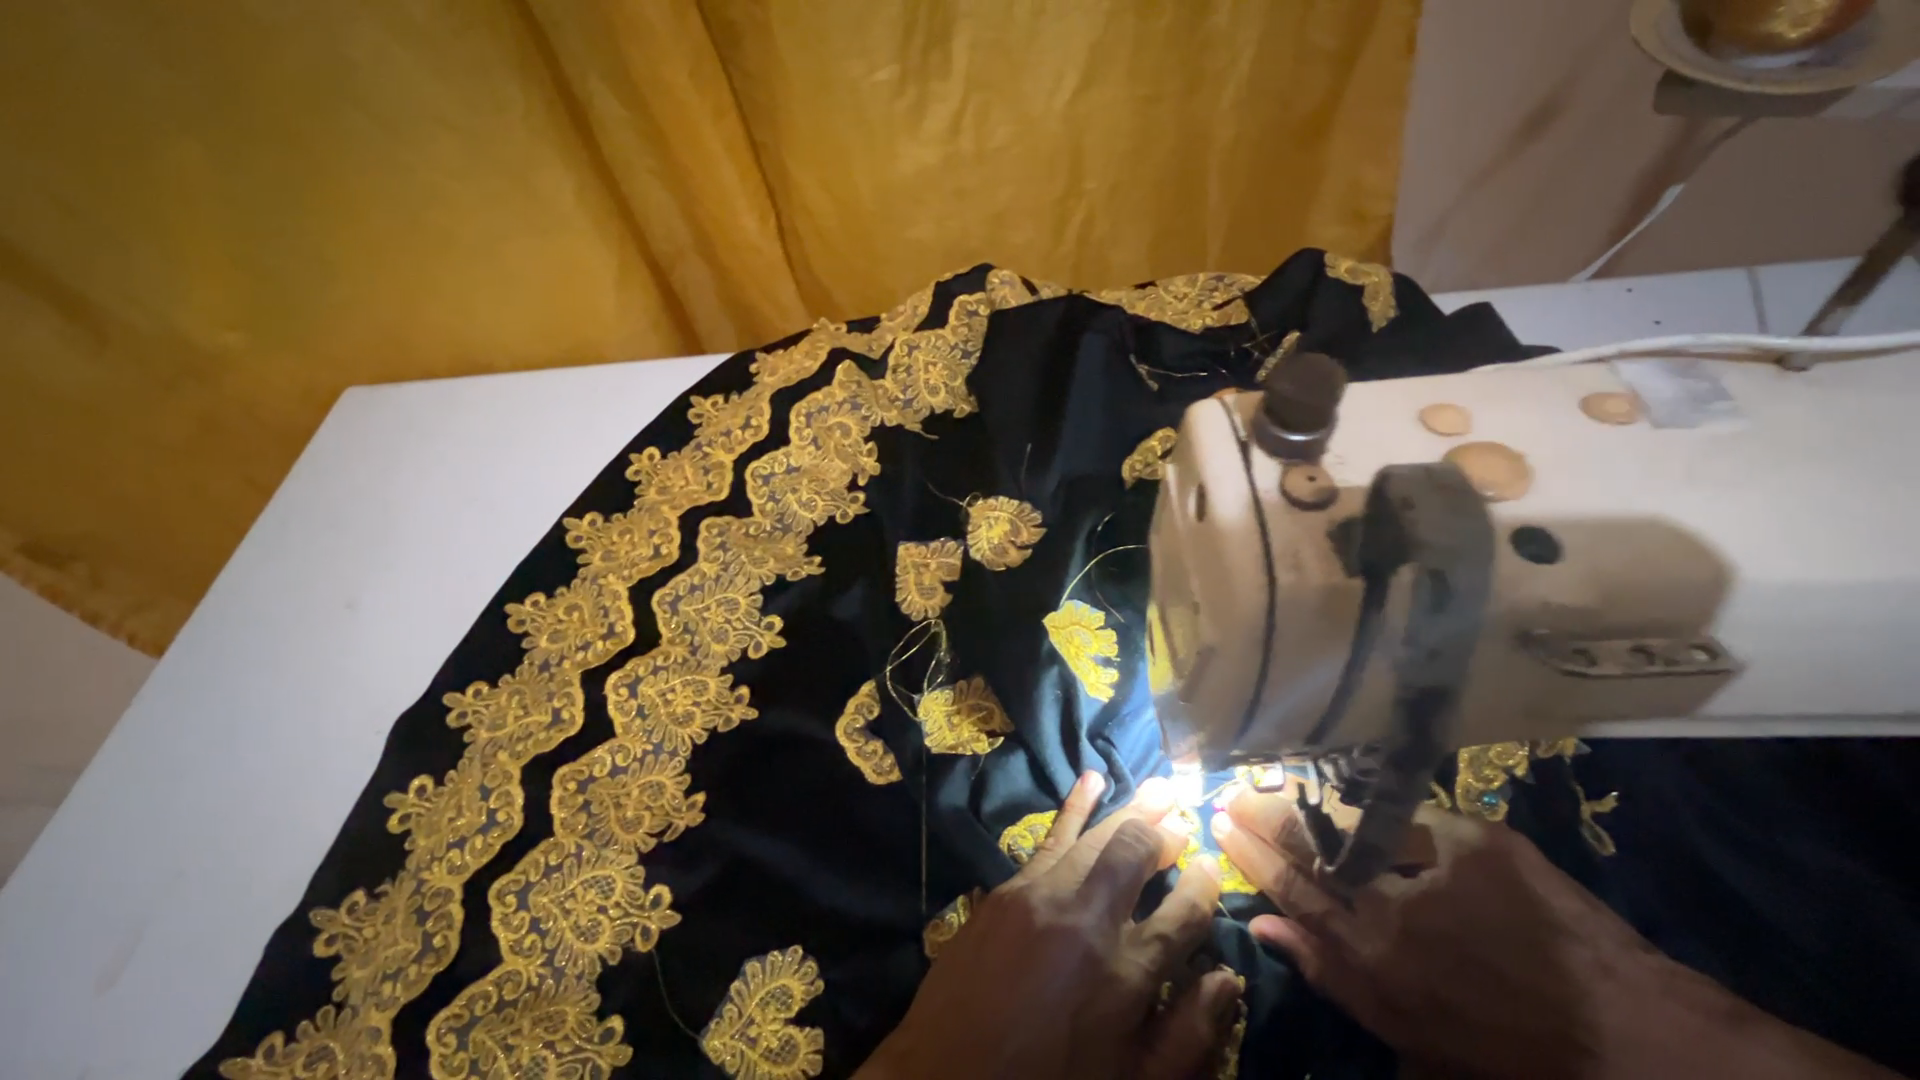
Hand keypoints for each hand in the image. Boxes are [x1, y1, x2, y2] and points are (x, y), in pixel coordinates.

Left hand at [859, 773, 1243, 1079]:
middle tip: (1183, 813)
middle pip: (1136, 853)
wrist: (947, 1078)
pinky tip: (1090, 781)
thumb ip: (1188, 1035)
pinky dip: (1074, 808)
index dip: (1206, 884)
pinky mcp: (1007, 891)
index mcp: (1127, 972)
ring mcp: (1042, 897)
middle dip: (1165, 832)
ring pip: (1095, 836)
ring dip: (1129, 809)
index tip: (1211, 867)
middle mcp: (1088, 919)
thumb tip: (1227, 977)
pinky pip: (1049, 838)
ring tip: (1157, 786)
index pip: (1185, 911)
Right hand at [1213, 788, 1899, 1079]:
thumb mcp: (1405, 1031)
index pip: (1292, 887)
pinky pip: (1412, 811)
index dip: (1252, 853)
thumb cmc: (1504, 1048)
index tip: (1221, 823)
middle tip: (1235, 792)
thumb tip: (1266, 925)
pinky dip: (1377, 802)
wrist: (1625, 1032)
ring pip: (1355, 820)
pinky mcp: (1481, 837)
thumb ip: (1329, 973)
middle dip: (1267, 815)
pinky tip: (1354, 791)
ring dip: (1312, 802)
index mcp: (1372, 954)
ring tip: (1281, 785)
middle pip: (1312, 845)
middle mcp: (1394, 903)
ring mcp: (1438, 863)